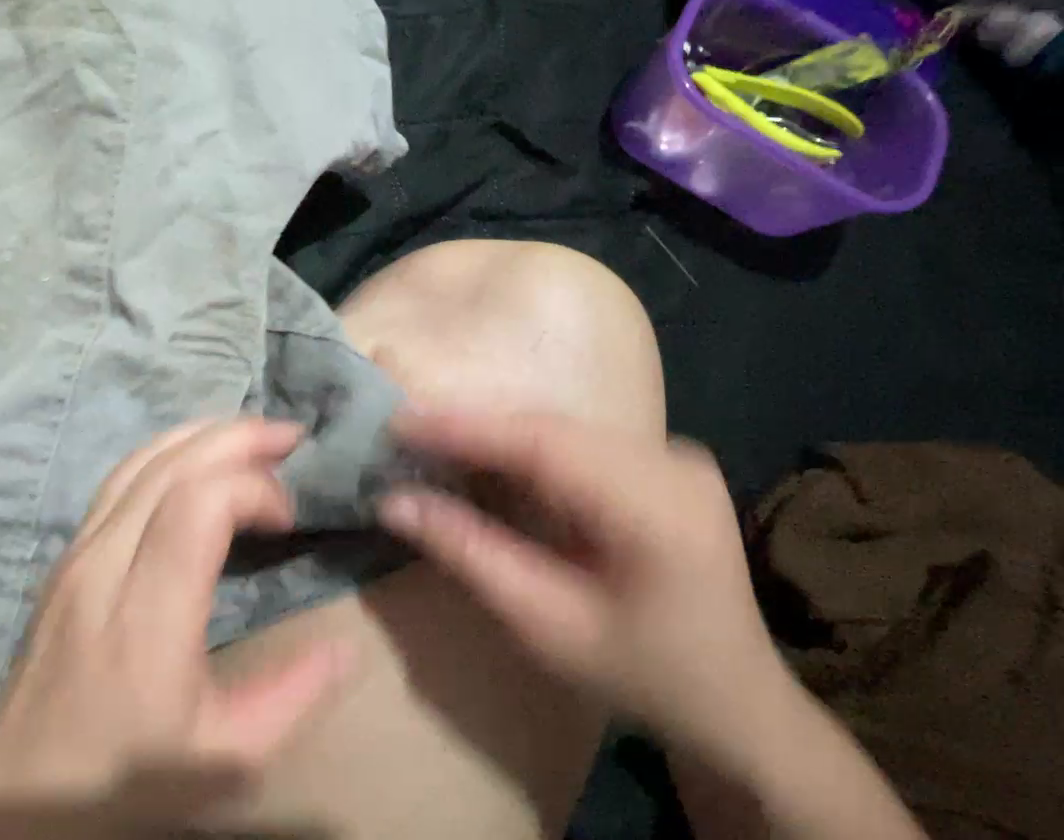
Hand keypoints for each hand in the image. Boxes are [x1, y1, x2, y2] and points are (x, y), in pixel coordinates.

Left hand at [0, 419, 351, 820]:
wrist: (22, 784)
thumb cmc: (126, 774)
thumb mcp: (225, 758)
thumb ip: (292, 697)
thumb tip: (345, 647)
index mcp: (146, 615)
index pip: (196, 503)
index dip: (253, 487)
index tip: (291, 516)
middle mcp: (103, 565)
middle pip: (167, 466)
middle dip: (234, 437)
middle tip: (291, 436)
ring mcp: (76, 553)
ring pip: (135, 463)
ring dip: (197, 436)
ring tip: (251, 435)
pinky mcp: (65, 555)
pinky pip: (116, 481)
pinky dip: (164, 455)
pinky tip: (195, 462)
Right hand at [375, 409, 788, 760]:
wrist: (733, 701)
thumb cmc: (639, 672)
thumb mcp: (544, 624)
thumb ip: (469, 554)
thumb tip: (392, 501)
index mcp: (657, 509)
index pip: (543, 442)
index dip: (464, 427)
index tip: (396, 423)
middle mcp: (672, 464)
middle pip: (549, 426)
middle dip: (469, 427)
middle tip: (399, 435)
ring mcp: (673, 459)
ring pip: (558, 427)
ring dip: (490, 434)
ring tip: (426, 444)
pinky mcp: (662, 464)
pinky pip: (575, 440)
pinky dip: (519, 446)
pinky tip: (481, 458)